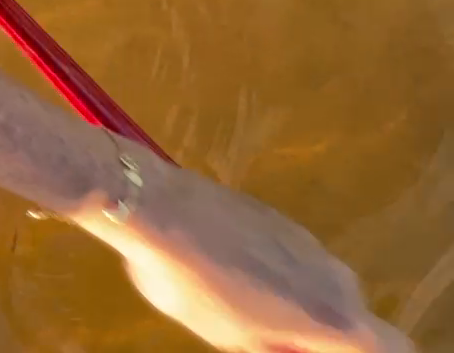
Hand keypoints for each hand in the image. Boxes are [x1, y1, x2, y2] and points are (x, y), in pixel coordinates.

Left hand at [73, 156, 412, 352]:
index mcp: (337, 319)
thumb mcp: (224, 334)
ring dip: (281, 288)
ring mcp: (301, 237)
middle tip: (261, 325)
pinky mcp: (265, 209)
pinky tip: (209, 252)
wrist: (145, 200)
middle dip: (310, 324)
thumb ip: (266, 347)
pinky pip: (277, 247)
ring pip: (308, 277)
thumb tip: (277, 342)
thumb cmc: (183, 278)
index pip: (392, 350)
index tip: (299, 347)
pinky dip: (257, 257)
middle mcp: (335, 277)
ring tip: (222, 285)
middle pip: (345, 314)